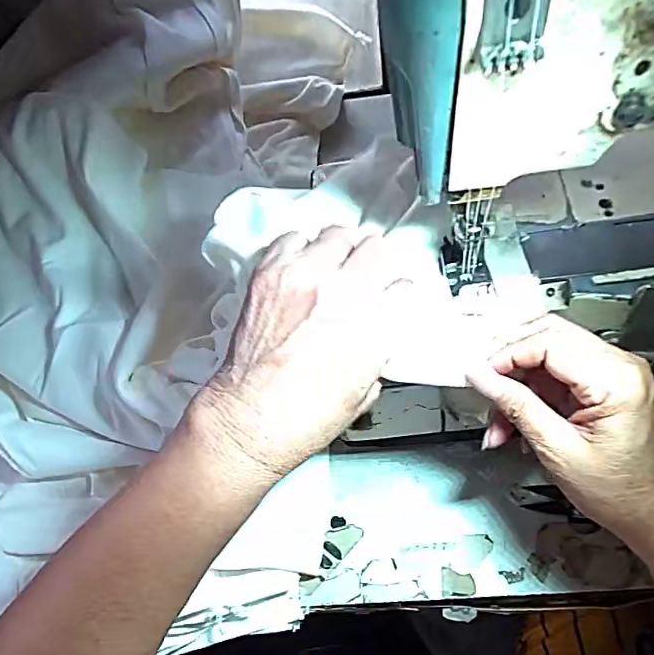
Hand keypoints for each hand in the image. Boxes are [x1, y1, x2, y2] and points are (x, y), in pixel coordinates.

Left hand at [186, 226, 408, 480]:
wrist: (250, 420)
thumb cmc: (301, 418)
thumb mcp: (364, 391)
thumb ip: (378, 351)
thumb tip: (380, 335)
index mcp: (371, 324)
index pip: (403, 281)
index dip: (401, 289)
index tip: (396, 293)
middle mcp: (339, 292)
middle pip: (375, 246)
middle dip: (379, 262)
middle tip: (373, 275)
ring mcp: (301, 277)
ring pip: (337, 234)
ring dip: (343, 249)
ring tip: (339, 266)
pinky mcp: (268, 275)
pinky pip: (294, 239)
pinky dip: (304, 249)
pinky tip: (305, 267)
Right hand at [465, 313, 653, 531]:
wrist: (640, 508)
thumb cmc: (616, 488)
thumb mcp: (556, 449)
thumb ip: (517, 406)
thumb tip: (484, 377)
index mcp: (618, 380)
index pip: (550, 342)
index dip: (508, 355)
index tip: (482, 375)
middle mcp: (620, 366)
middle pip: (549, 335)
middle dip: (509, 362)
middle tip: (485, 383)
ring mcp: (611, 372)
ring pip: (546, 354)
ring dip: (515, 384)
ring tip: (500, 421)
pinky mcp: (600, 382)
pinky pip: (554, 374)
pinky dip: (528, 394)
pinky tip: (514, 423)